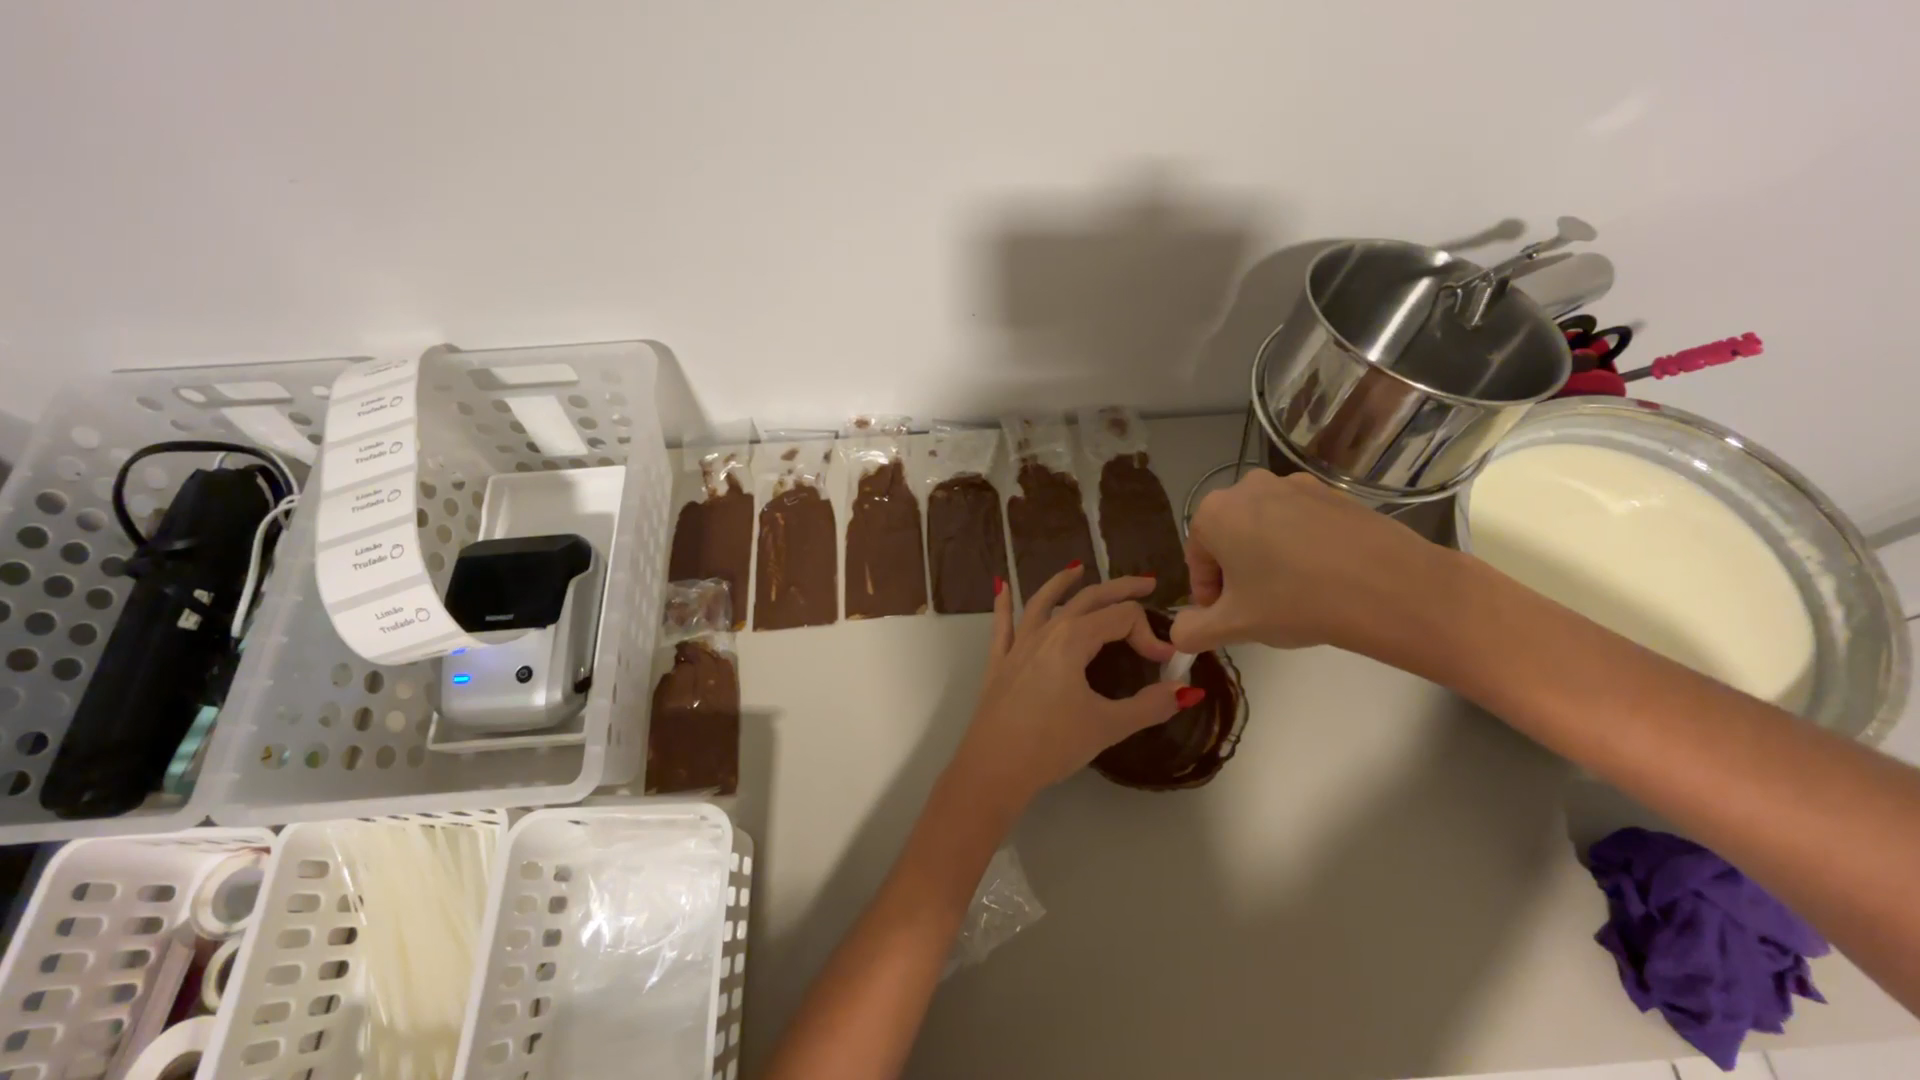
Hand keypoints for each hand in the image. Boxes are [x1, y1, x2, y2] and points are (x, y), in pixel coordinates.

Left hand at [948, 565, 1190, 811]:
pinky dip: (1004, 604)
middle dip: (1119, 588)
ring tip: (1077, 569)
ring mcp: (1017, 646)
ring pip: (1042, 602)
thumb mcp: (1107, 726)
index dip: (1149, 635)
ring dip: (1062, 583)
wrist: (993, 769)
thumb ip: (1150, 706)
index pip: (1121, 618)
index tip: (1163, 663)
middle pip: (1086, 599)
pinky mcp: (999, 664)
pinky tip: (1002, 587)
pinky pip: (1002, 626)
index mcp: (1073, 640)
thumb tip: (1186, 692)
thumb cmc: (1051, 745)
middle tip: (1146, 583)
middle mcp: (1044, 633)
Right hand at [1171, 470, 1457, 659]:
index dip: (1208, 593)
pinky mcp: (1333, 492)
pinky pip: (1302, 523)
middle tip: (1260, 609)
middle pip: (1229, 537)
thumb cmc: (1294, 601)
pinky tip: (1323, 578)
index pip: (1197, 557)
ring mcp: (1295, 485)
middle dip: (1237, 573)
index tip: (1228, 619)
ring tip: (1295, 595)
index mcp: (1214, 512)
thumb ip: (1192, 631)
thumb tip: (1178, 632)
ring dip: (1269, 559)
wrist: (1386, 586)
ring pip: (1266, 528)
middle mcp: (1249, 487)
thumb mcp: (1234, 626)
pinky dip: (1302, 548)